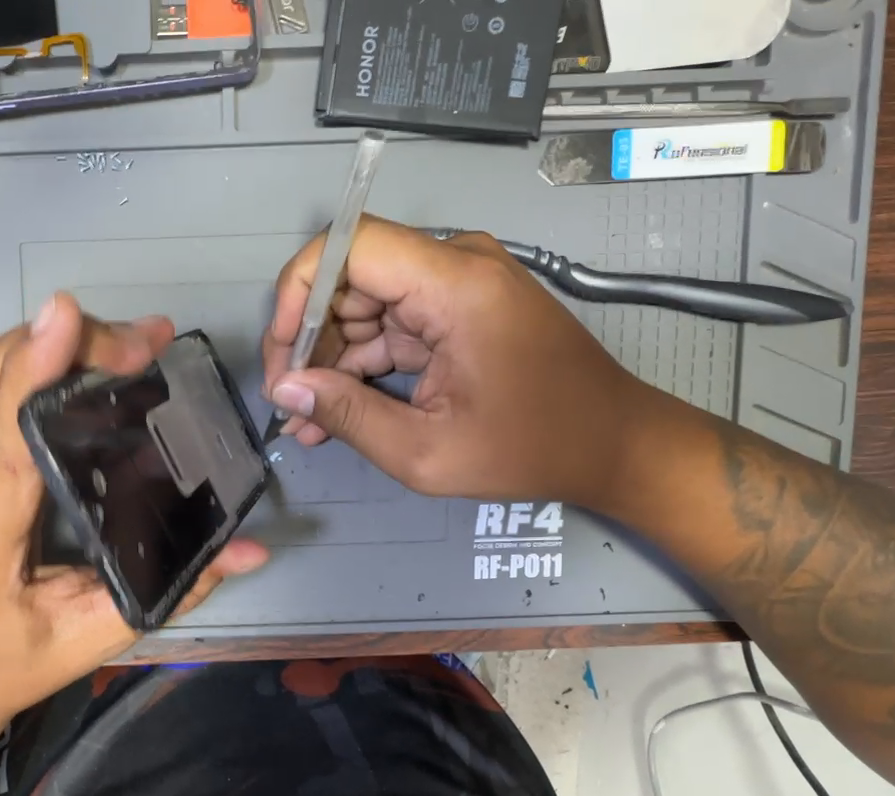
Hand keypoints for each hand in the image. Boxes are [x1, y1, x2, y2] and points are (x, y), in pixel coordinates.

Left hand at [0, 293, 268, 740]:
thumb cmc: (15, 664)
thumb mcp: (95, 638)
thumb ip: (171, 592)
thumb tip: (248, 550)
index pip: (1, 453)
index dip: (30, 375)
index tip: (68, 314)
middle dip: (51, 343)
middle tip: (137, 342)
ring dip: (38, 344)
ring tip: (121, 342)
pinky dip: (26, 363)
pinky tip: (81, 364)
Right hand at [260, 218, 659, 508]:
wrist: (612, 445)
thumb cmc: (530, 449)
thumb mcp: (425, 450)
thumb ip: (348, 415)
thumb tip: (286, 390)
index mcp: (455, 285)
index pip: (349, 245)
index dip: (299, 292)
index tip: (283, 354)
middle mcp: (455, 267)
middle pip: (350, 278)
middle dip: (308, 340)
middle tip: (289, 402)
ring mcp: (457, 287)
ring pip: (363, 306)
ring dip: (330, 361)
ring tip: (307, 420)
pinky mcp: (458, 310)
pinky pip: (390, 326)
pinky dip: (360, 366)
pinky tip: (335, 411)